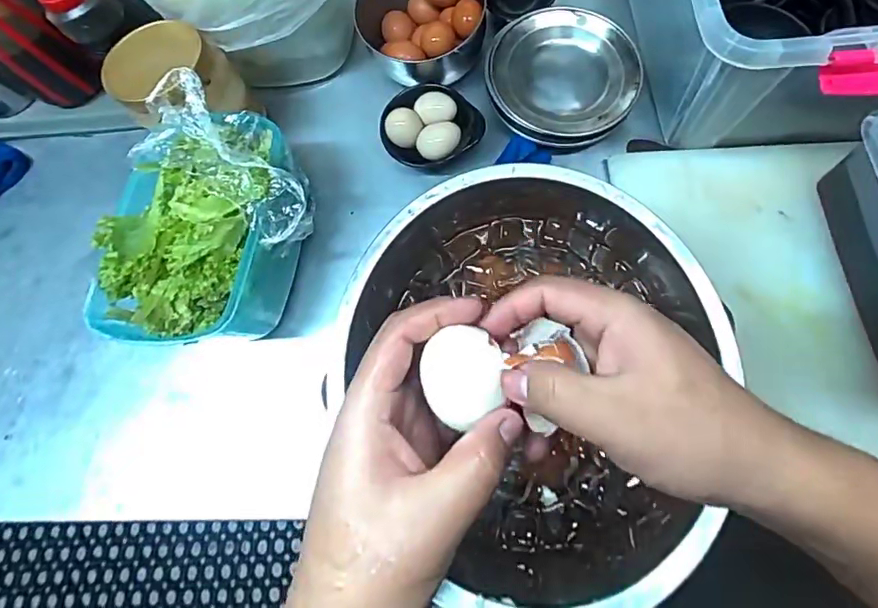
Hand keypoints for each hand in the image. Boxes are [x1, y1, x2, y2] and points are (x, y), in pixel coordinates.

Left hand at [290, 297, 523, 607]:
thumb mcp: (430, 516)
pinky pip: (443, 424)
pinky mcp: (409, 462)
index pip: (396, 338)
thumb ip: (476, 465)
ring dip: (469, 382)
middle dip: (459, 344)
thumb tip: (513, 420)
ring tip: (507, 377)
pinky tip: (499, 422)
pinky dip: (471, 418)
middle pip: (417, 358)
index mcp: (364, 412)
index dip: (435, 313)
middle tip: (501, 341)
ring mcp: (393, 439)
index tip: (474, 309)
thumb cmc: (364, 569)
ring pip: (434, 391)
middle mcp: (376, 416)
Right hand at [479, 277, 796, 509]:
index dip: (509, 308)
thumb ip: (553, 391)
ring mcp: (626, 354)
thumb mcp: (611, 415)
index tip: (482, 337)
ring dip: (541, 387)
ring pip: (567, 357)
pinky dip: (564, 404)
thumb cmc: (688, 432)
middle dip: (519, 352)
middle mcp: (618, 325)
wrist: (757, 468)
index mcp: (614, 314)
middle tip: (492, 382)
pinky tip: (550, 437)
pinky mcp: (632, 381)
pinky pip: (585, 381)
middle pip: (553, 322)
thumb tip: (507, 376)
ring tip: (518, 421)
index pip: (547, 290)